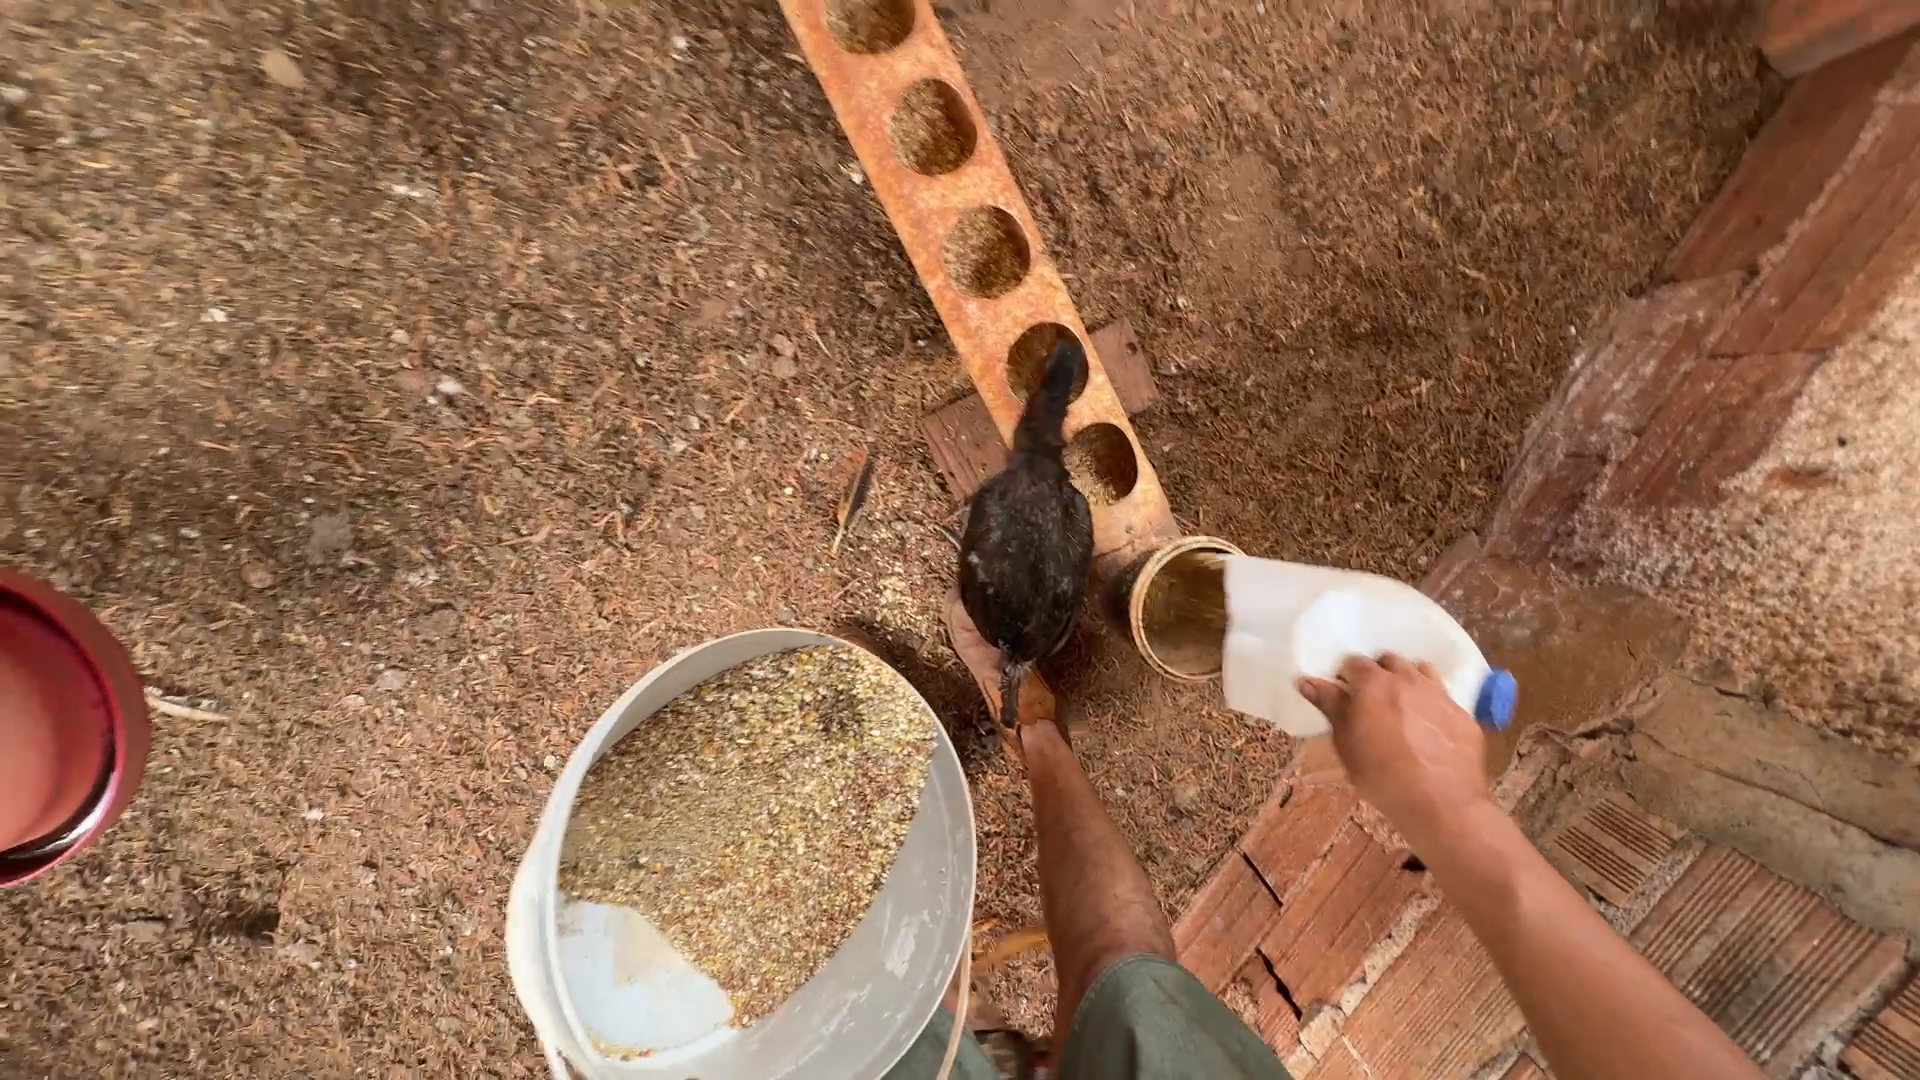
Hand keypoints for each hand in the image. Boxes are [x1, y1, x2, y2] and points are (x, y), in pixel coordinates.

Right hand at [1297, 654, 1489, 847]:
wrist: (1442, 804)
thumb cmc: (1381, 774)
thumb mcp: (1345, 742)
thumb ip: (1330, 706)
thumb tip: (1306, 681)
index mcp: (1374, 684)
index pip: (1354, 662)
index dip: (1346, 676)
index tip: (1343, 693)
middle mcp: (1409, 680)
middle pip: (1390, 660)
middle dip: (1379, 673)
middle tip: (1371, 699)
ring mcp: (1440, 696)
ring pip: (1422, 671)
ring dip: (1409, 680)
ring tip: (1402, 706)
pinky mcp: (1464, 716)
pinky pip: (1445, 698)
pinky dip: (1432, 704)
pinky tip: (1429, 728)